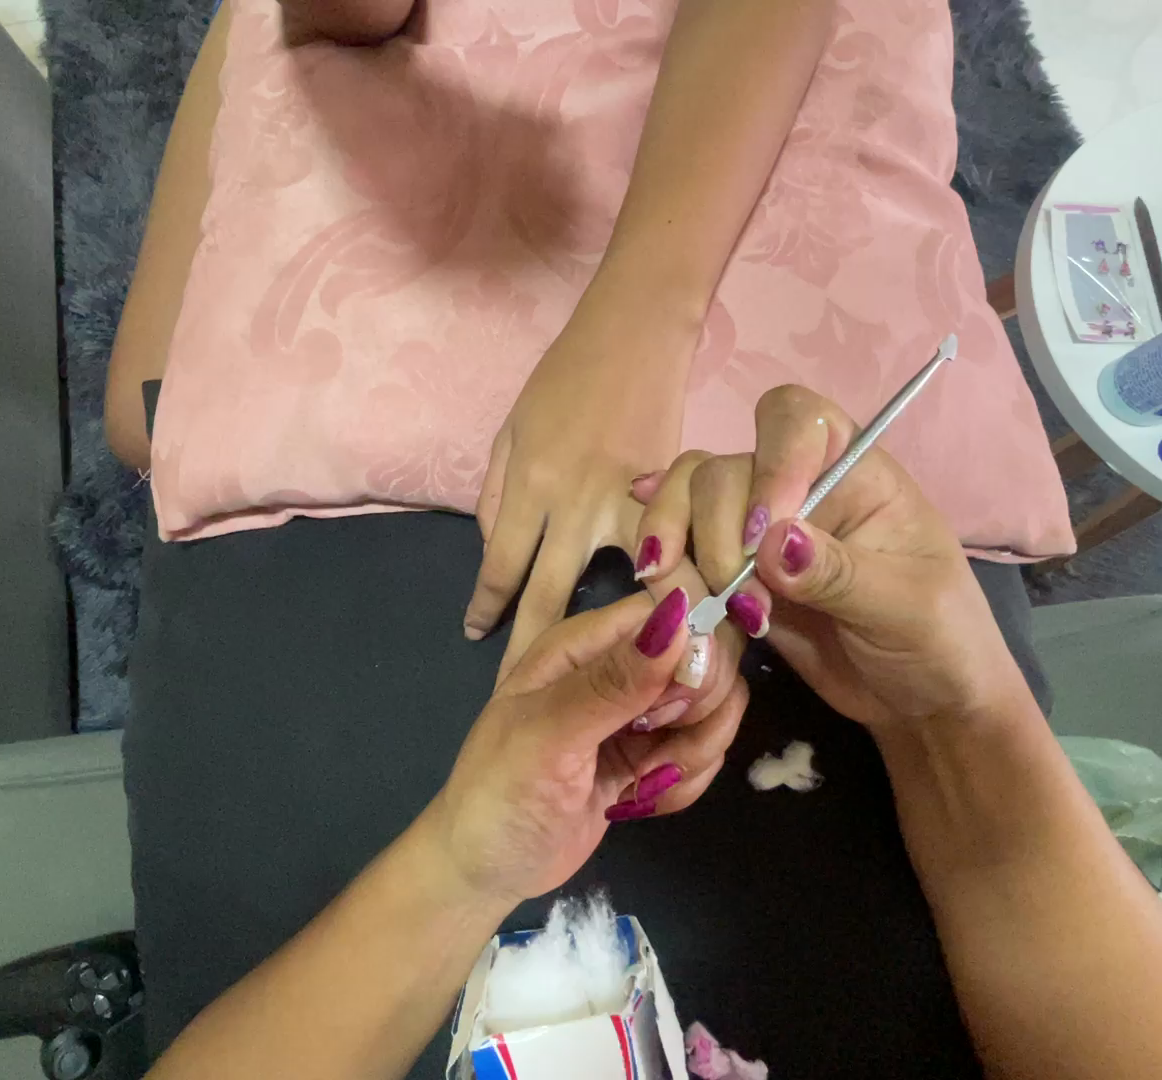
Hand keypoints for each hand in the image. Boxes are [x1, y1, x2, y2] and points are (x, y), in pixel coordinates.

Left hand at [423, 589, 749, 904]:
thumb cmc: (501, 793)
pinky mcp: (647, 753)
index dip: (693, 651)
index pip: (668, 614)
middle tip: (656, 754)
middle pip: (702, 659)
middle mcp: (613, 667)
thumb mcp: (550, 735)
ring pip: (710, 707)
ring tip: (647, 782)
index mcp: (580, 644)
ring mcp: (634, 712)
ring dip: (695, 753)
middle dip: (699, 711)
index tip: (680, 703)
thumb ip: (613, 682)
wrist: (485, 868)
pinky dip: (686, 781)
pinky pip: (700, 749)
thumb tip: (678, 618)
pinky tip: (643, 800)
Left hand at [465, 300, 690, 679]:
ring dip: (632, 639)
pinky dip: (677, 591)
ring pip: (632, 586)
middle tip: (528, 699)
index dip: (487, 607)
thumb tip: (498, 552)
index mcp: (529, 485)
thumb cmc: (563, 380)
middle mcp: (575, 505)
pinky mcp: (676, 495)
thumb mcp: (511, 430)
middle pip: (551, 596)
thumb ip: (499, 494)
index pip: (501, 566)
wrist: (634, 331)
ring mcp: (631, 502)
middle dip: (535, 652)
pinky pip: (675, 553)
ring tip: (628, 688)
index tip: (477, 636)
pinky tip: (684, 626)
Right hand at [632, 386, 1034, 733]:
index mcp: (852, 475)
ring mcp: (753, 532)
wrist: (916, 704)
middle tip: (743, 604)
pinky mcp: (728, 574)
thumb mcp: (907, 608)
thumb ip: (840, 572)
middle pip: (721, 470)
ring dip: (675, 547)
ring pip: (686, 501)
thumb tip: (770, 543)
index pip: (797, 420)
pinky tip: (652, 579)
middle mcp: (794, 490)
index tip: (766, 536)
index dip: (772, 462)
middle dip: (717, 536)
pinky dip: (662, 566)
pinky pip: (678, 551)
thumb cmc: (937, 642)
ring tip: (692, 607)